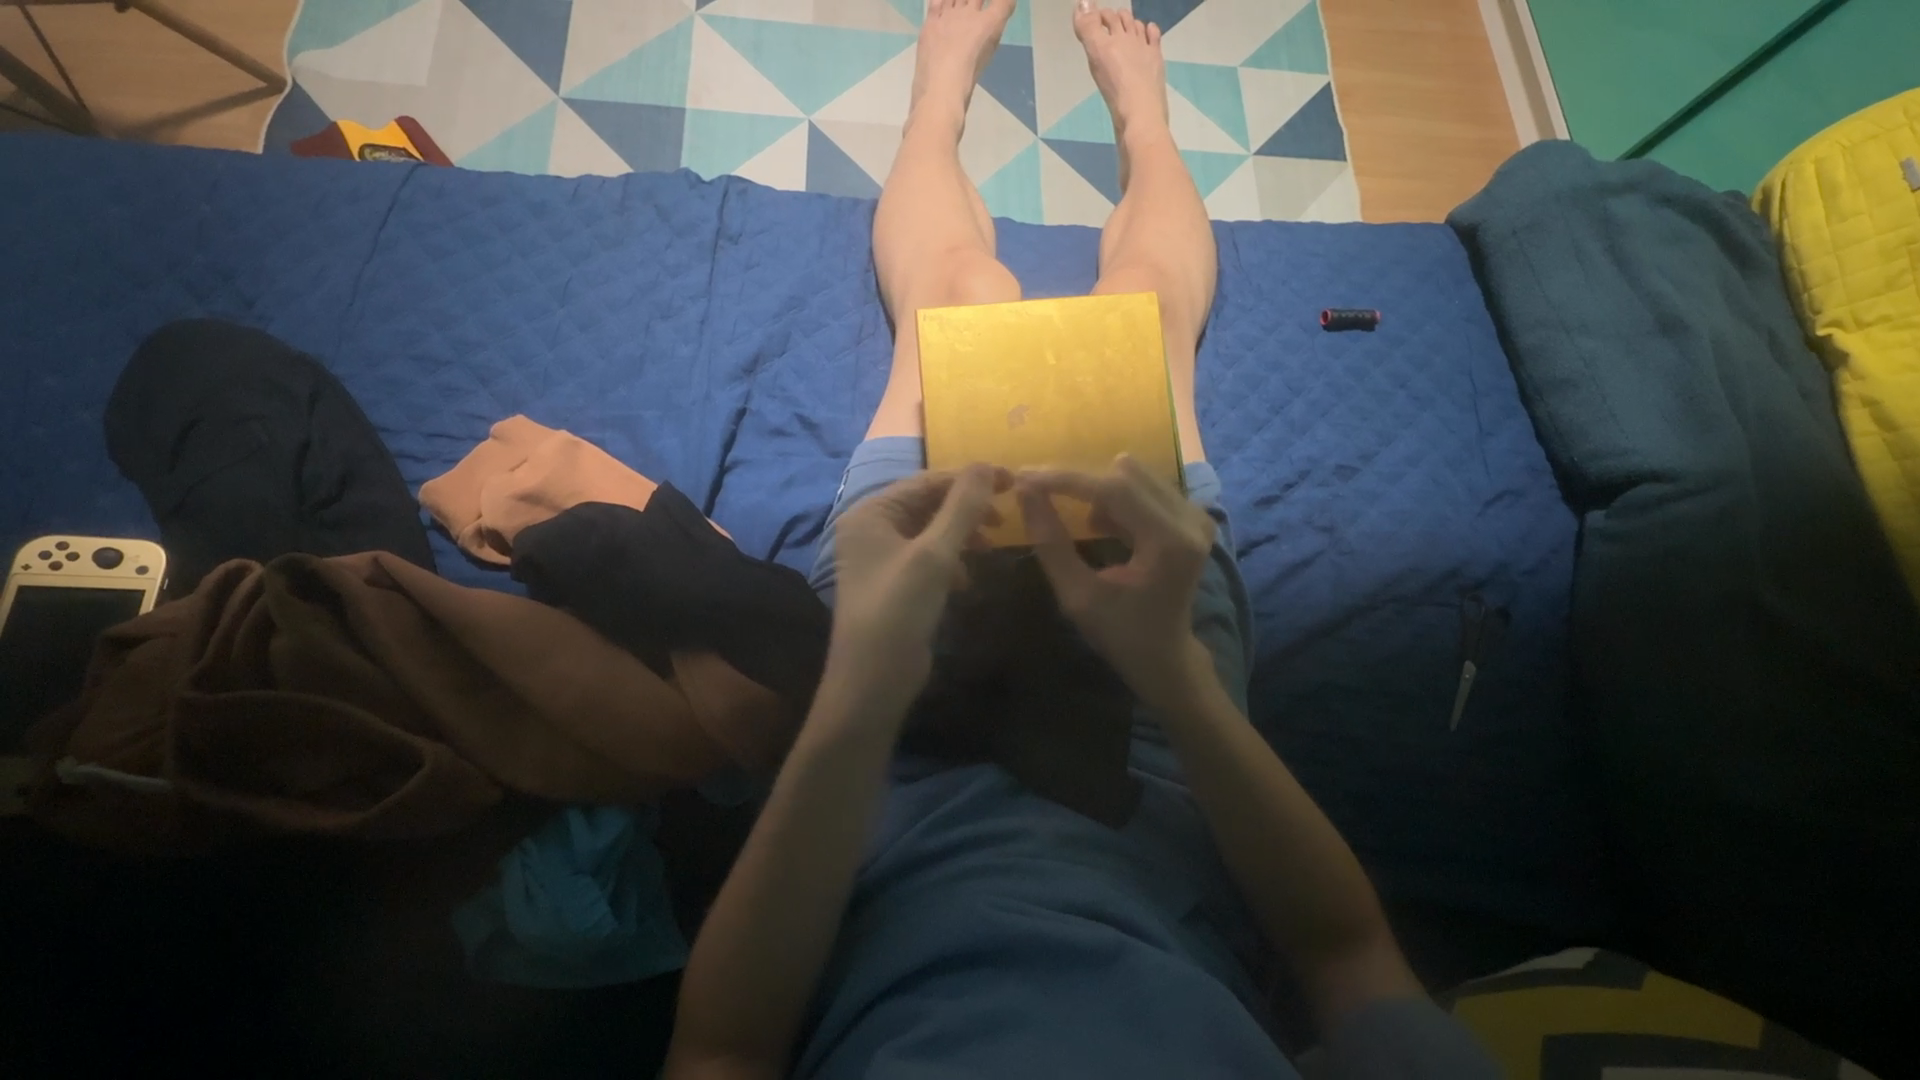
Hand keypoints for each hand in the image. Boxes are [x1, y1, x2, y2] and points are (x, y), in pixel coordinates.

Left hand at [829, 464, 1008, 701]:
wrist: (873, 681)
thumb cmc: (899, 610)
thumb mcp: (935, 555)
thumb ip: (962, 508)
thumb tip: (987, 464)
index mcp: (870, 513)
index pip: (926, 481)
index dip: (970, 479)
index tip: (1013, 484)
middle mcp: (871, 529)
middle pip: (928, 504)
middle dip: (967, 510)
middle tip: (1005, 521)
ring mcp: (880, 558)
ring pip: (931, 532)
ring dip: (963, 537)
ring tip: (990, 550)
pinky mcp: (894, 584)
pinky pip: (928, 559)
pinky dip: (951, 563)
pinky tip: (966, 582)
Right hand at [1017, 455, 1215, 706]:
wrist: (1165, 656)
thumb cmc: (1119, 633)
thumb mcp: (1077, 595)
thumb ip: (1050, 542)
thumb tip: (1024, 491)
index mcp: (1169, 542)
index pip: (1114, 489)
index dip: (1065, 479)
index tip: (1024, 476)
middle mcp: (1191, 520)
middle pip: (1125, 474)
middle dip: (1078, 482)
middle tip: (1039, 494)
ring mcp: (1196, 516)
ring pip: (1134, 475)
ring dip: (1098, 492)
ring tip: (1085, 526)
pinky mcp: (1193, 516)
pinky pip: (1145, 487)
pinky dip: (1115, 500)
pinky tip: (1105, 528)